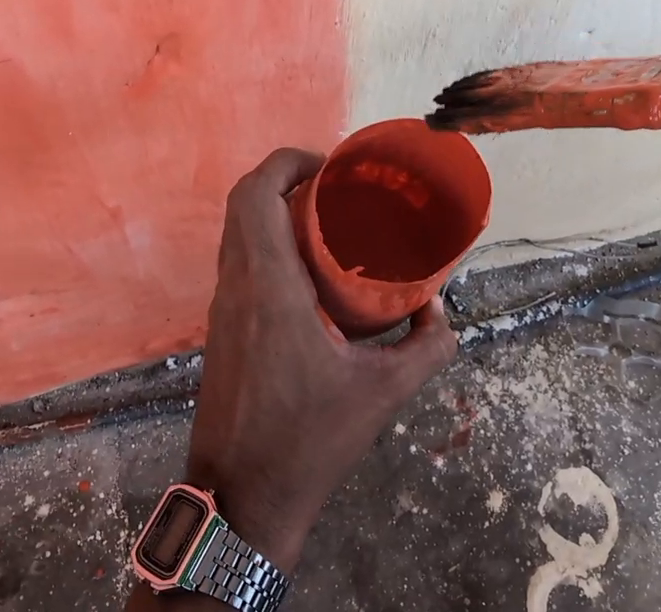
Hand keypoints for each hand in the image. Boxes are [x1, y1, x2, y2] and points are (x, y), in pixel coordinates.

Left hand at [184, 148, 457, 569]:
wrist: (242, 500)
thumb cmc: (310, 440)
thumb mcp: (384, 392)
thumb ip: (427, 346)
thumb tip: (440, 310)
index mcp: (268, 287)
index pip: (255, 194)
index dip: (287, 161)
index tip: (330, 166)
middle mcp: (236, 286)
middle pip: (242, 203)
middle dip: (285, 178)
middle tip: (335, 188)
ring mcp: (221, 308)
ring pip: (236, 232)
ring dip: (273, 210)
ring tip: (326, 220)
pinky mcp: (220, 329)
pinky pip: (238, 260)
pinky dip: (266, 242)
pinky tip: (307, 269)